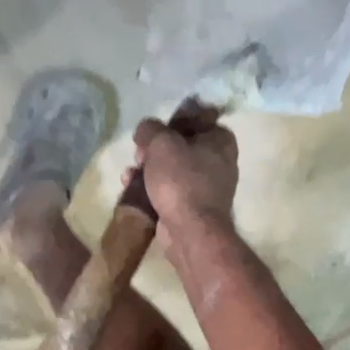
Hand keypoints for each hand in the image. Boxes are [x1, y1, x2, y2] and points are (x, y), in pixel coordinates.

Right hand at [129, 117, 238, 253]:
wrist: (190, 231)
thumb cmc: (180, 179)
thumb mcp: (161, 143)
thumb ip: (150, 128)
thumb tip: (145, 129)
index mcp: (220, 139)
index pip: (194, 119)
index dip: (169, 122)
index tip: (151, 131)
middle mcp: (218, 160)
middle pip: (179, 145)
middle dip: (153, 149)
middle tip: (139, 155)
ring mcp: (206, 186)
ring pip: (171, 168)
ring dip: (147, 168)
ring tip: (130, 173)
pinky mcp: (192, 206)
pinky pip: (168, 188)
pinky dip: (151, 187)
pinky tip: (131, 187)